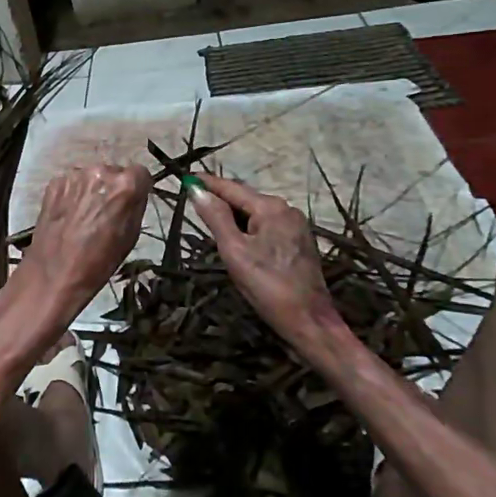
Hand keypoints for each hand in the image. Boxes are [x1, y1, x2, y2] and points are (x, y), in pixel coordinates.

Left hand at [20, 164, 151, 309]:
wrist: (55, 273)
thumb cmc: (100, 260)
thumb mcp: (131, 235)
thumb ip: (135, 205)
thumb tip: (134, 192)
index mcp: (125, 184)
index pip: (140, 173)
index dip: (137, 188)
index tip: (130, 202)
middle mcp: (101, 171)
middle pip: (114, 173)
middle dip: (112, 188)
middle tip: (105, 212)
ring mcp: (75, 175)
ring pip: (91, 177)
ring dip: (91, 190)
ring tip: (84, 215)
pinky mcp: (55, 183)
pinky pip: (72, 184)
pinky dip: (72, 194)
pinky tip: (68, 215)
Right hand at [189, 174, 341, 347]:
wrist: (308, 320)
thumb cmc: (267, 286)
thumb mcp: (234, 251)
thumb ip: (216, 218)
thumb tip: (197, 191)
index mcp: (271, 208)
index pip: (232, 188)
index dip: (208, 183)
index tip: (187, 176)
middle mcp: (286, 210)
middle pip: (245, 198)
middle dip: (220, 199)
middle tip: (193, 200)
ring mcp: (295, 226)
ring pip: (256, 213)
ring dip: (233, 215)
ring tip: (210, 218)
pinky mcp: (298, 242)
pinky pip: (266, 225)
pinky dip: (248, 227)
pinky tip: (236, 237)